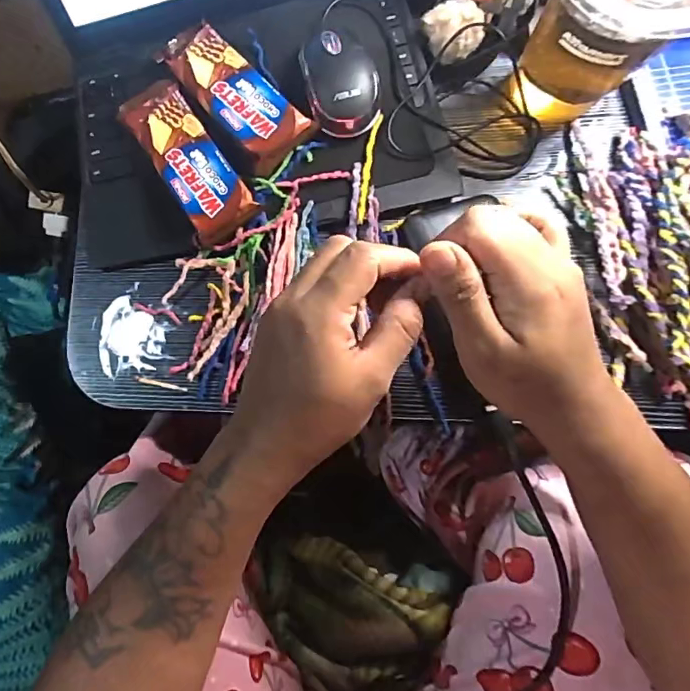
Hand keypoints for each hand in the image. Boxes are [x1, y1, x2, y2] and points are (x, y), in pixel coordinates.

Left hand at [229, 237, 424, 487]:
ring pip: (321, 261)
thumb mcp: (373, 377)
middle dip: (376, 257)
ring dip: (354, 269)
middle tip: (403, 287)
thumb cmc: (321, 417)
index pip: (362, 255)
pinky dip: (335, 283)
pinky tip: (353, 314)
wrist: (263, 442)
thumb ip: (399, 327)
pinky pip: (308, 281)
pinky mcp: (273, 316)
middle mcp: (293, 295)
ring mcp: (278, 303)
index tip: (426, 275)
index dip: (398, 258)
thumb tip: (418, 290)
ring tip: (382, 302)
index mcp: (318, 307)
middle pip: (338, 247)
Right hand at [418, 206, 608, 425]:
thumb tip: (434, 249)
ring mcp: (560, 260)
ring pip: (511, 216)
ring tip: (470, 274)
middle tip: (449, 283)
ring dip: (479, 237)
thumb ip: (460, 295)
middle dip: (459, 239)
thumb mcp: (482, 348)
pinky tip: (495, 256)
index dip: (446, 243)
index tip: (436, 282)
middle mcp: (549, 258)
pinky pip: (535, 227)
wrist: (576, 407)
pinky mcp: (562, 268)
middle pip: (492, 215)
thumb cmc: (523, 385)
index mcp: (528, 277)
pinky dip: (509, 230)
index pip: (477, 223)